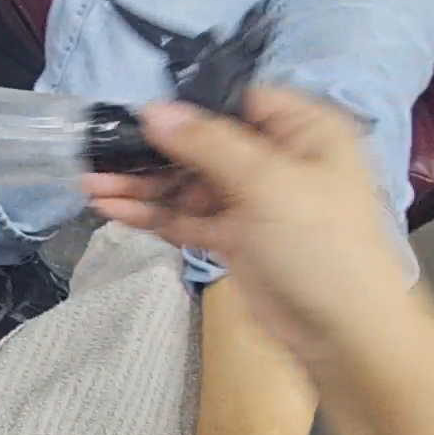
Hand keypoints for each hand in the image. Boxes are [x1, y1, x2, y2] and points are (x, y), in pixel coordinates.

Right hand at [83, 90, 410, 363]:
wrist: (343, 331)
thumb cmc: (319, 244)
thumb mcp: (267, 182)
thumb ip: (206, 144)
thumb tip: (152, 111)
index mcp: (301, 131)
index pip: (236, 103)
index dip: (189, 107)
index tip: (139, 115)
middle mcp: (274, 161)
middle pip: (202, 146)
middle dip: (151, 153)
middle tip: (98, 155)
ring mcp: (250, 203)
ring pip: (186, 186)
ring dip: (141, 186)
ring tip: (90, 186)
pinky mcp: (231, 239)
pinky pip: (185, 219)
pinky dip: (151, 215)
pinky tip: (113, 209)